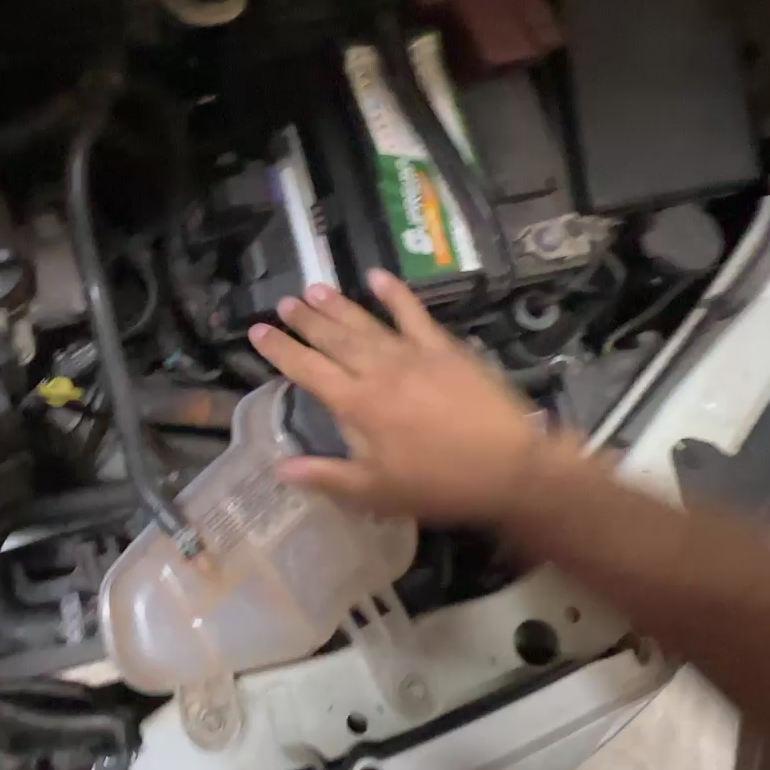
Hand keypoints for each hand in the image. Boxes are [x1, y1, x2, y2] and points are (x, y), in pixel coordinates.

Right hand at [248, 268, 585, 523]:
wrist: (512, 469)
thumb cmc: (439, 484)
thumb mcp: (376, 493)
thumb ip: (326, 476)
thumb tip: (279, 467)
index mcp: (357, 404)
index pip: (306, 369)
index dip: (279, 350)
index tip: (257, 331)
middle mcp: (378, 371)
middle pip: (333, 338)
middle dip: (304, 320)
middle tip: (284, 303)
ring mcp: (412, 354)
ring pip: (364, 323)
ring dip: (337, 305)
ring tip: (314, 288)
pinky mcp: (444, 348)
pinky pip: (414, 314)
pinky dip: (395, 294)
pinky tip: (377, 276)